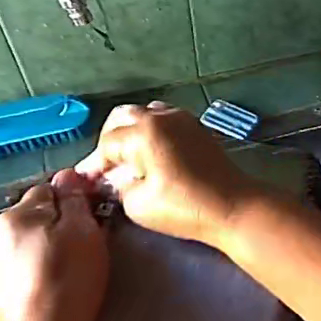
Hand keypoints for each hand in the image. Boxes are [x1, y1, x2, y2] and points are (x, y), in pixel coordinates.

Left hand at [0, 170, 108, 320]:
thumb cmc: (69, 280)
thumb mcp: (84, 231)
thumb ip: (74, 200)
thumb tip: (67, 176)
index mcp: (14, 217)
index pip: (47, 190)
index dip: (74, 200)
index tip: (93, 215)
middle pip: (30, 221)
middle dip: (54, 227)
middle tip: (83, 245)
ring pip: (18, 250)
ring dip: (38, 253)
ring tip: (64, 273)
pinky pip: (11, 279)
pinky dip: (26, 280)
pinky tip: (44, 295)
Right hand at [74, 103, 271, 247]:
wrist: (232, 205)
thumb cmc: (182, 206)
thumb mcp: (137, 202)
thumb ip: (117, 185)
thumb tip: (111, 177)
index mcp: (144, 131)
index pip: (107, 141)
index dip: (95, 163)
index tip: (89, 182)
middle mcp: (163, 117)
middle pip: (123, 117)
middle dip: (110, 140)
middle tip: (107, 168)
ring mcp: (183, 119)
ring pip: (146, 114)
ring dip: (132, 132)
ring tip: (129, 161)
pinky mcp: (198, 128)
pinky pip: (166, 120)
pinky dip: (152, 132)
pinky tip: (152, 156)